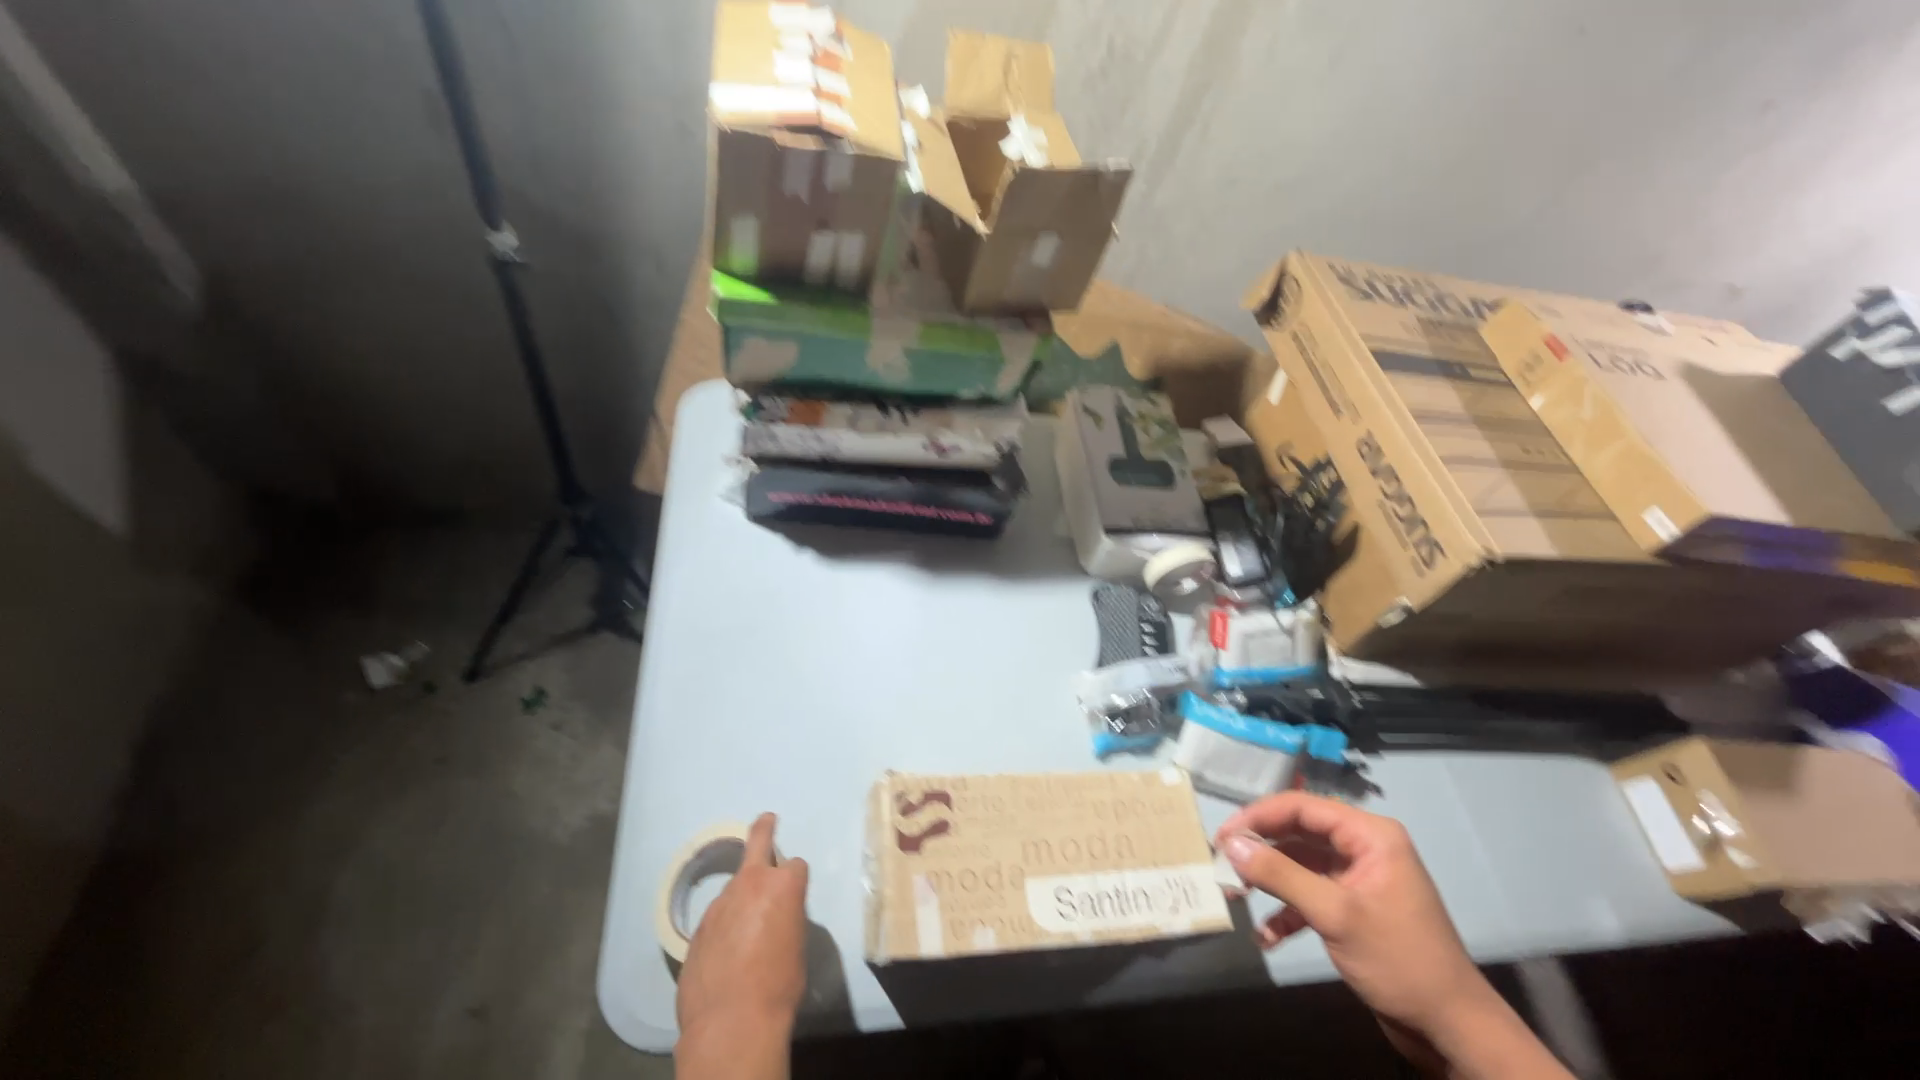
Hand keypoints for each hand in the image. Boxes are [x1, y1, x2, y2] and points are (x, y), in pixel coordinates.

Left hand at [676, 814, 808, 1064]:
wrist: (731, 1021)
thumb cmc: (779, 985)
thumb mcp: (797, 947)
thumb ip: (787, 920)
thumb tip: (778, 919)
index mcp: (783, 886)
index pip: (795, 865)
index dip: (797, 878)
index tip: (796, 891)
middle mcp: (749, 884)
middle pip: (757, 841)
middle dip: (764, 829)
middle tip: (767, 820)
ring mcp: (719, 904)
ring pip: (734, 888)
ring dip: (741, 897)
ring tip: (746, 929)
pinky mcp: (698, 927)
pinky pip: (717, 917)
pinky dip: (724, 925)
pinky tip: (727, 952)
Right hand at [1216, 794, 1488, 1037]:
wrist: (1449, 1025)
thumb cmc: (1398, 959)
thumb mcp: (1334, 914)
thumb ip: (1280, 875)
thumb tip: (1232, 845)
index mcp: (1370, 836)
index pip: (1303, 807)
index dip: (1259, 816)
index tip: (1222, 836)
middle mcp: (1364, 849)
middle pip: (1299, 833)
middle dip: (1260, 850)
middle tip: (1222, 865)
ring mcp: (1358, 880)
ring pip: (1300, 866)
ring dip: (1269, 883)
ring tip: (1235, 897)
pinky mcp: (1353, 910)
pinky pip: (1310, 897)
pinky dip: (1287, 913)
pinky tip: (1267, 936)